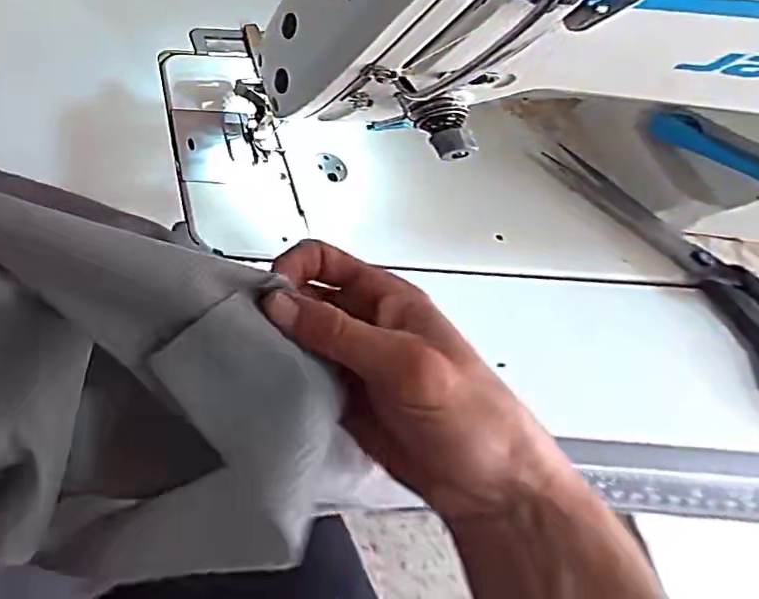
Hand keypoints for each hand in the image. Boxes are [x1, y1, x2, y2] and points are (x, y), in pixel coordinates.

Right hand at [261, 240, 582, 522]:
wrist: (496, 497)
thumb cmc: (479, 422)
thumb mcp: (407, 364)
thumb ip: (340, 331)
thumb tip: (280, 302)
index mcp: (386, 299)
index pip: (323, 260)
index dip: (294, 267)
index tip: (273, 292)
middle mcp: (364, 323)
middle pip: (303, 295)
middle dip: (279, 306)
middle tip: (261, 327)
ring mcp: (351, 359)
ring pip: (296, 334)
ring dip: (279, 341)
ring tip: (268, 357)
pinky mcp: (341, 394)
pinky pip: (300, 371)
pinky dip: (284, 374)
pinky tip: (281, 383)